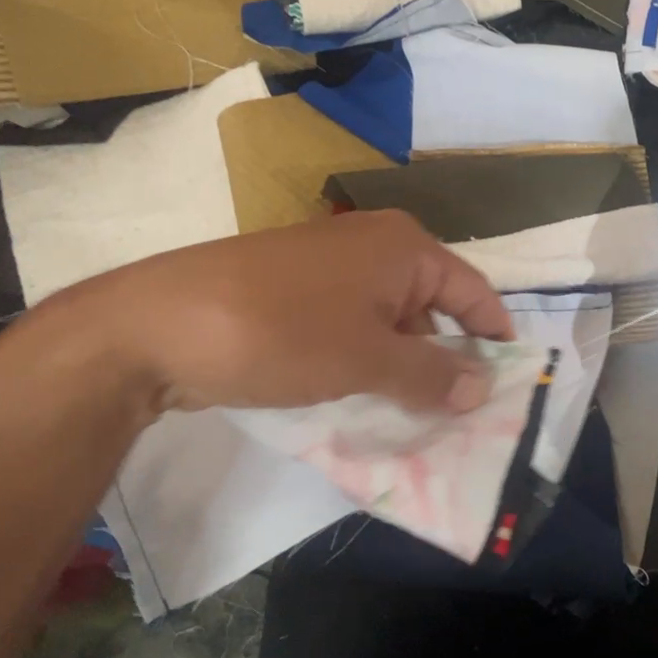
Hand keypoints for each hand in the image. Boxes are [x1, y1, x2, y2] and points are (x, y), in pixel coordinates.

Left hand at [49, 210, 512, 416]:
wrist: (149, 326)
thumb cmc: (280, 332)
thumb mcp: (367, 361)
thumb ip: (432, 376)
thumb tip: (482, 388)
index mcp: (405, 248)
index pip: (474, 291)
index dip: (494, 336)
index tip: (508, 382)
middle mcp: (375, 244)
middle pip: (433, 305)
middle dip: (444, 358)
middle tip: (455, 411)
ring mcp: (330, 263)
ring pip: (389, 318)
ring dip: (401, 363)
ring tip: (406, 413)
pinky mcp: (293, 286)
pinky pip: (350, 322)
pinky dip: (362, 357)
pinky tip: (356, 394)